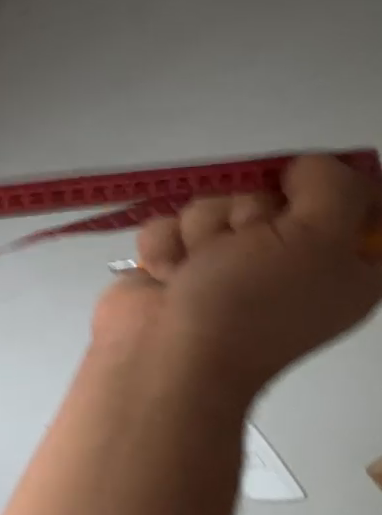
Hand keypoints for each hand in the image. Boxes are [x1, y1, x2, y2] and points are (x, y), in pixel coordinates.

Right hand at [93, 154, 381, 391]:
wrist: (169, 349)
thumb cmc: (251, 303)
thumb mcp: (316, 240)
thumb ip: (332, 189)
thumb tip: (307, 164)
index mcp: (348, 257)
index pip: (352, 195)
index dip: (320, 186)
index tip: (295, 192)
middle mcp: (291, 254)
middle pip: (268, 193)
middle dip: (242, 213)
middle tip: (240, 246)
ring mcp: (229, 259)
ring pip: (209, 206)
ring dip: (196, 233)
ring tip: (194, 268)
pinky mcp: (178, 261)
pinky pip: (166, 227)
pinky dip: (163, 248)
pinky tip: (168, 274)